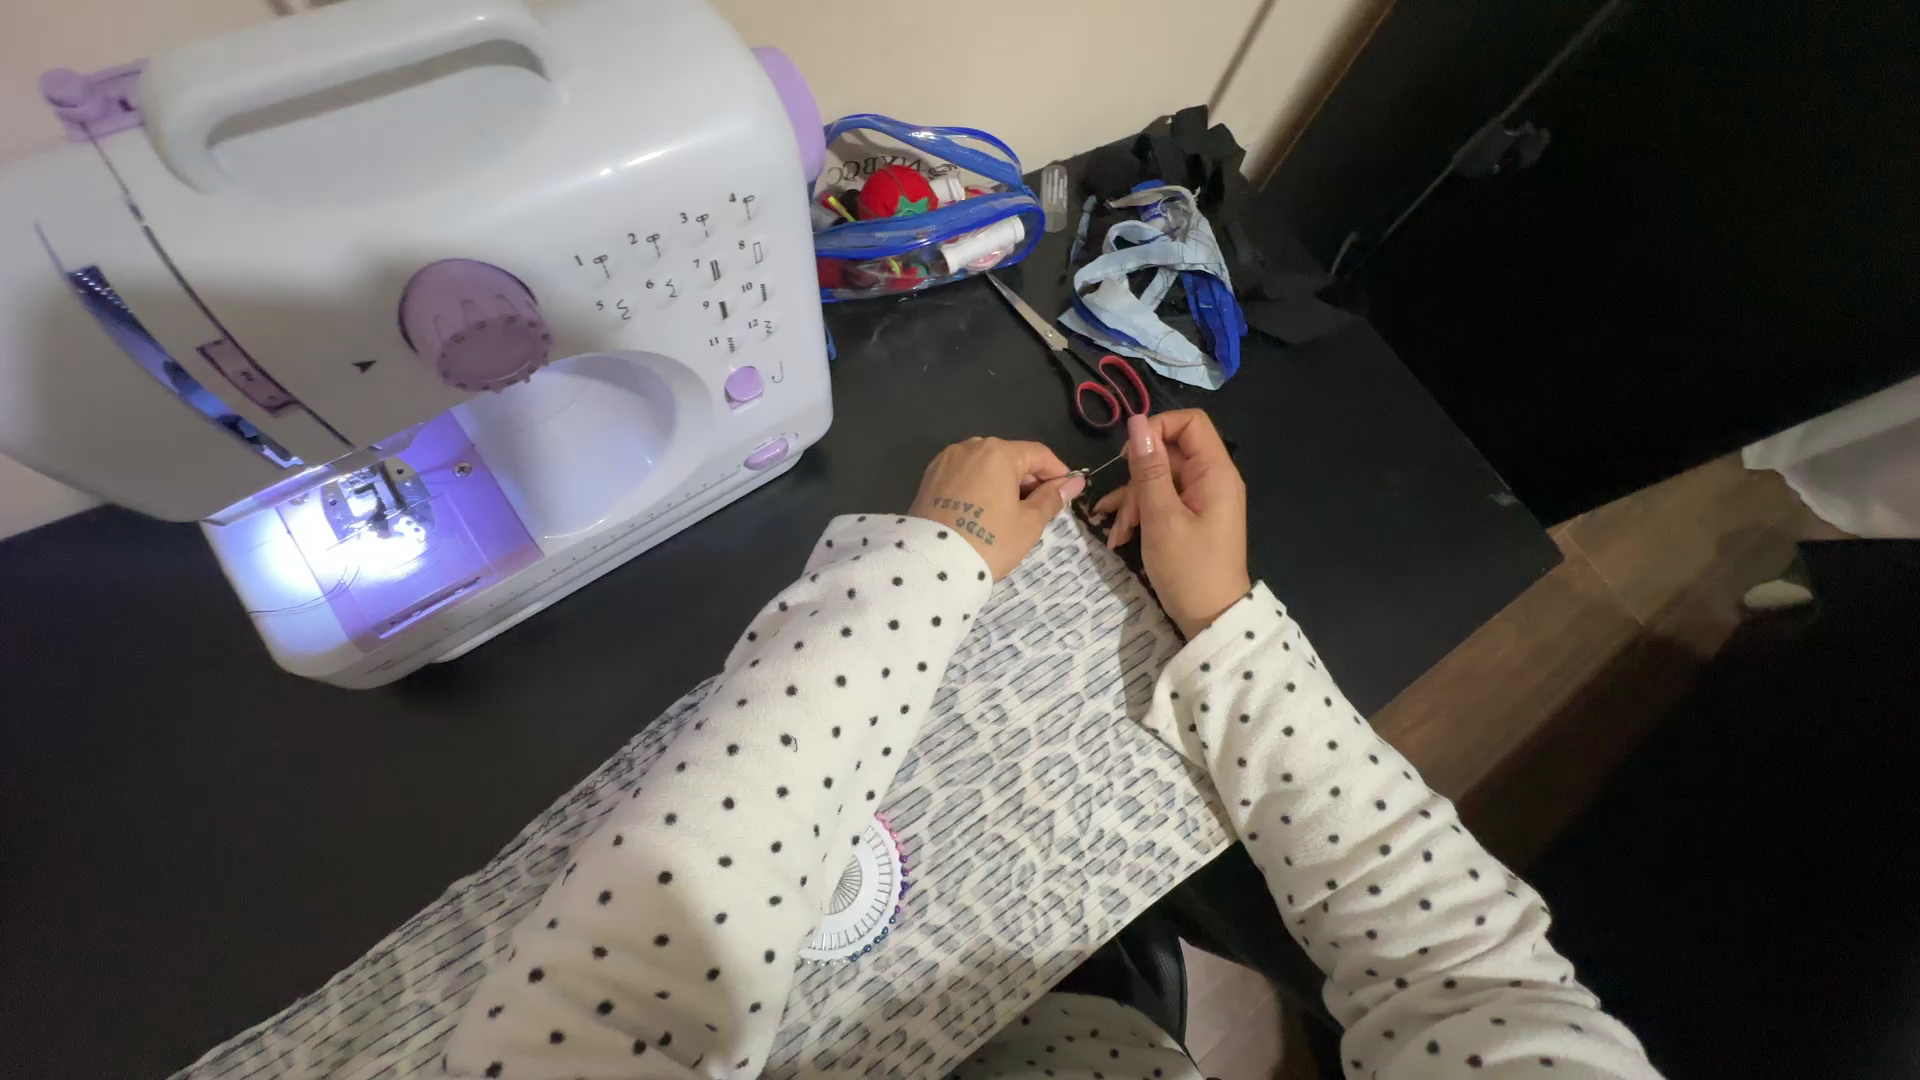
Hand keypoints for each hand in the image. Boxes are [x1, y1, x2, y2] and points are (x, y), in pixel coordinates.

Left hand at [909, 437, 1085, 579]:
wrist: (932, 564)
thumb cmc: (989, 542)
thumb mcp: (1029, 523)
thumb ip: (1052, 498)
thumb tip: (1074, 482)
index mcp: (998, 452)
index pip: (1038, 454)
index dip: (1058, 472)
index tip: (1067, 493)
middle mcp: (970, 447)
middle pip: (1010, 457)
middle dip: (1029, 479)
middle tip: (1039, 508)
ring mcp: (946, 461)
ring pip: (986, 465)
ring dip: (1004, 482)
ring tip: (1011, 512)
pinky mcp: (930, 478)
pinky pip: (965, 475)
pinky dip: (980, 487)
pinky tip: (984, 511)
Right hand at [1092, 411, 1249, 636]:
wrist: (1210, 619)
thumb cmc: (1188, 568)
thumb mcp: (1161, 517)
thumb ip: (1148, 469)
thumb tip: (1136, 423)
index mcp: (1215, 472)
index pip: (1190, 423)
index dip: (1156, 428)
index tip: (1128, 455)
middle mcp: (1211, 479)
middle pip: (1168, 455)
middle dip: (1136, 479)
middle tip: (1119, 510)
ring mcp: (1200, 500)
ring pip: (1158, 480)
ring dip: (1132, 502)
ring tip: (1117, 532)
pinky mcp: (1189, 518)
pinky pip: (1161, 501)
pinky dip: (1139, 515)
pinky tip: (1119, 536)